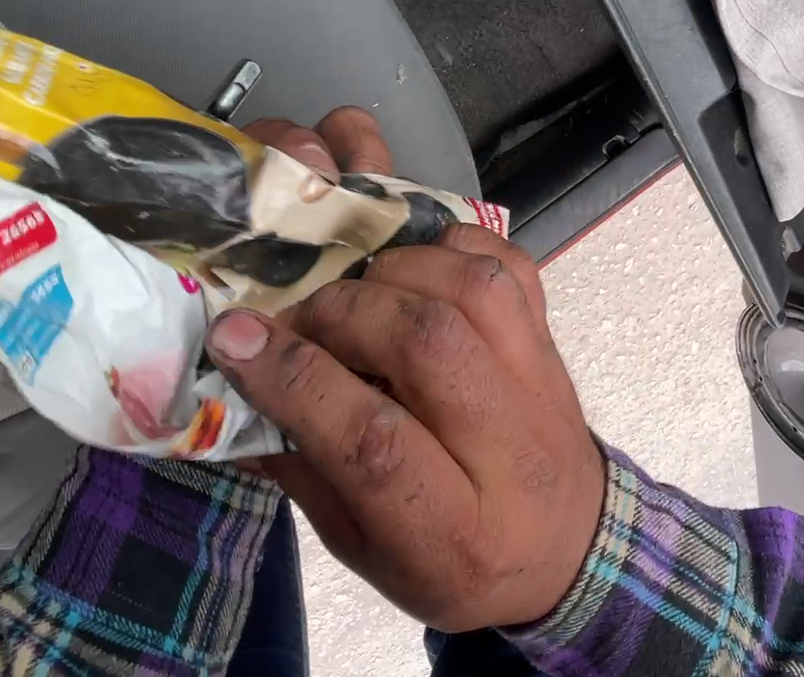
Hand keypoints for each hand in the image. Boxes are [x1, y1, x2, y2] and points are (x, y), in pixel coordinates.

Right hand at [224, 108, 605, 630]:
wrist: (568, 541)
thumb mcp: (364, 550)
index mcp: (453, 530)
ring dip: (395, 271)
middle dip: (342, 316)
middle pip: (426, 344)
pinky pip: (508, 264)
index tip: (236, 336)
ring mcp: (539, 378)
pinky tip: (416, 266)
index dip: (296, 378)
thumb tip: (237, 382)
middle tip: (300, 320)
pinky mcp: (549, 336)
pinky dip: (454, 247)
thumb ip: (302, 470)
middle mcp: (507, 446)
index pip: (373, 441)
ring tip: (357, 293)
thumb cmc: (454, 557)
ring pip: (471, 289)